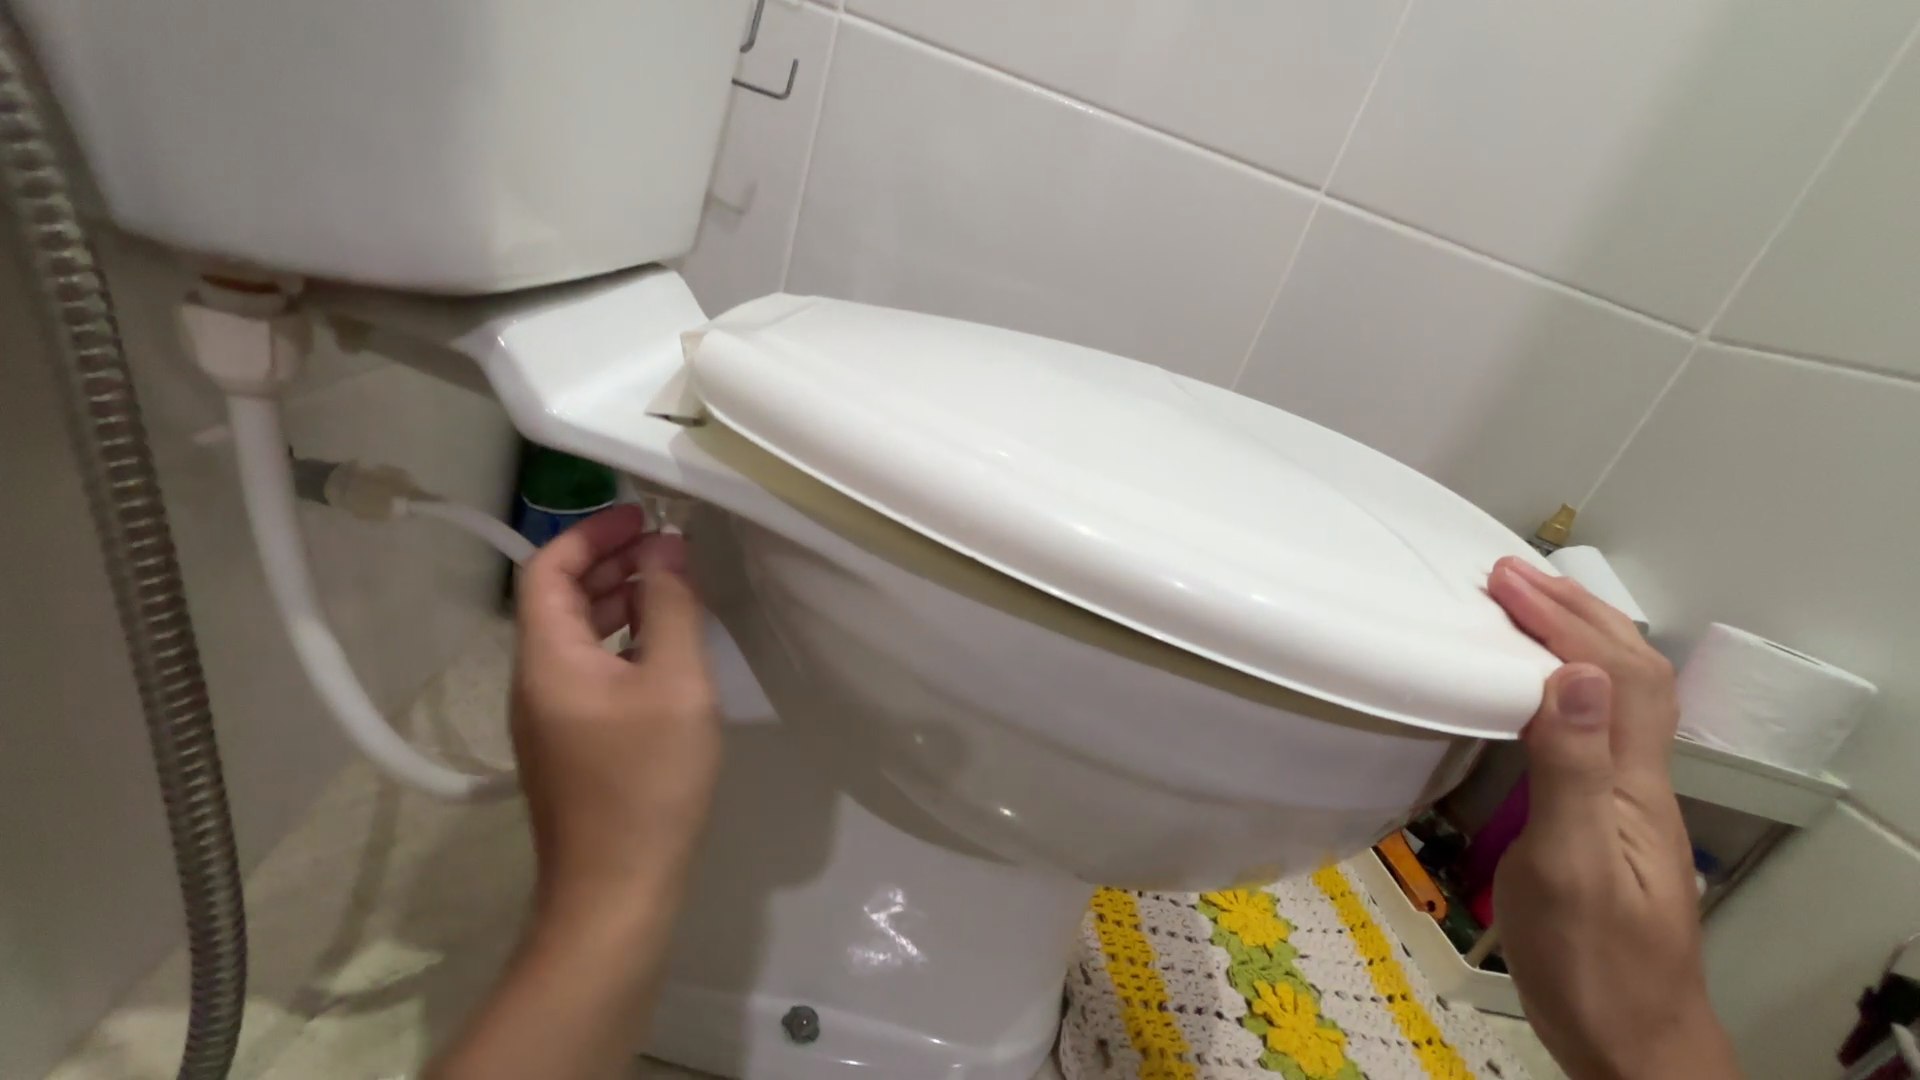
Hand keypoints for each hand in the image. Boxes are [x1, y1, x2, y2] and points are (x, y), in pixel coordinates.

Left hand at [510, 504, 719, 914]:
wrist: (618, 890)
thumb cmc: (648, 780)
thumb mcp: (675, 683)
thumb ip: (671, 607)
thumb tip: (668, 546)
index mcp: (548, 657)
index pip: (547, 568)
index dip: (591, 532)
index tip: (643, 514)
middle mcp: (538, 679)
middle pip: (560, 598)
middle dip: (610, 561)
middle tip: (667, 545)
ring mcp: (554, 714)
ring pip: (579, 635)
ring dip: (620, 599)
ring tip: (674, 586)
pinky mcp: (576, 741)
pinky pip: (594, 667)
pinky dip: (626, 639)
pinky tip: (668, 647)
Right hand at [1486, 556, 1739, 1079]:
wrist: (1627, 1038)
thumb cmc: (1589, 959)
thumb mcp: (1569, 867)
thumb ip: (1574, 772)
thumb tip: (1578, 676)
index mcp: (1635, 785)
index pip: (1618, 677)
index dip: (1564, 620)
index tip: (1502, 582)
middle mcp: (1639, 780)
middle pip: (1631, 674)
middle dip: (1574, 612)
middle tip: (1508, 575)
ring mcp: (1623, 798)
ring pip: (1619, 696)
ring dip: (1576, 635)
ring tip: (1523, 603)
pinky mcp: (1598, 815)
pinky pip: (1591, 724)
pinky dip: (1563, 677)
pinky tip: (1533, 679)